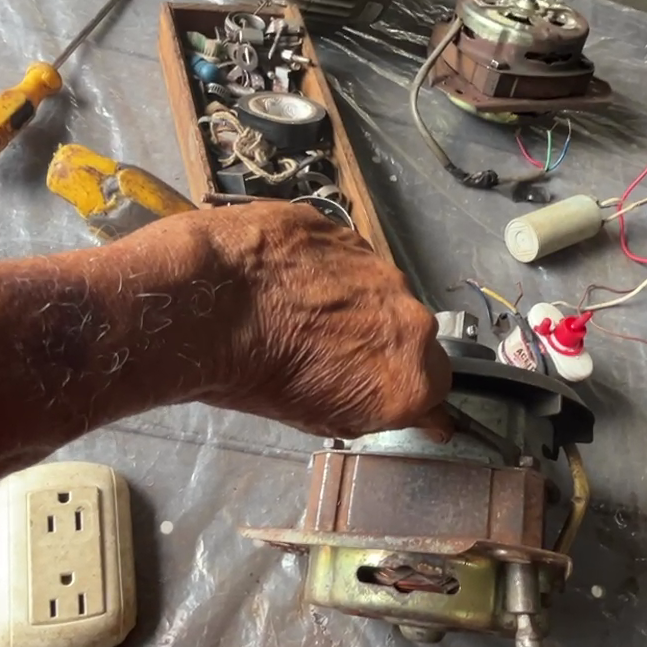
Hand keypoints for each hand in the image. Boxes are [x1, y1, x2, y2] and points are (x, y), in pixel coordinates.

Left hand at [132, 202, 449, 438]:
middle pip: (411, 334)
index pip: (436, 389)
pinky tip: (286, 277)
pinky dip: (324, 268)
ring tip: (302, 310)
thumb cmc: (254, 376)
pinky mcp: (343, 230)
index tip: (388, 394)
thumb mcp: (316, 417)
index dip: (409, 392)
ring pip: (378, 289)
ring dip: (354, 302)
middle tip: (333, 352)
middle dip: (382, 344)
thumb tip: (401, 406)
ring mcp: (377, 266)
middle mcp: (408, 317)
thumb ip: (369, 405)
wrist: (209, 303)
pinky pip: (345, 256)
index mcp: (409, 375)